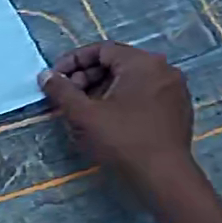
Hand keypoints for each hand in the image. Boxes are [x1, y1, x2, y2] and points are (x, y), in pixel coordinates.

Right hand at [38, 42, 197, 198]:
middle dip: (85, 76)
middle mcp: (163, 69)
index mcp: (142, 64)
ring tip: (81, 108)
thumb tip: (46, 75)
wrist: (161, 172)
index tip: (54, 79)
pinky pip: (142, 92)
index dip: (72, 61)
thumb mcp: (81, 113)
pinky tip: (105, 117)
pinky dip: (119, 97)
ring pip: (129, 78)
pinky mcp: (176, 107)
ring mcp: (173, 88)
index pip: (102, 49)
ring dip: (100, 88)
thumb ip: (61, 90)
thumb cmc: (120, 138)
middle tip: (65, 96)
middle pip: (116, 62)